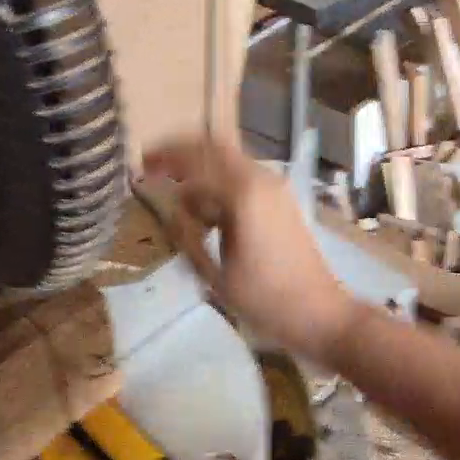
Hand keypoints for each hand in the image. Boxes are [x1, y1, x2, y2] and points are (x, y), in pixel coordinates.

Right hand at [141, 134, 363, 363]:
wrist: (320, 313)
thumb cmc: (266, 300)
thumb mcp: (215, 274)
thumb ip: (187, 235)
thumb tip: (169, 209)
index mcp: (242, 193)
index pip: (194, 157)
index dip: (163, 158)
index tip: (139, 165)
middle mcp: (261, 179)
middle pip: (213, 146)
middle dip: (181, 152)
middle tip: (153, 167)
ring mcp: (275, 187)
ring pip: (229, 159)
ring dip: (201, 168)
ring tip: (176, 196)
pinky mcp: (281, 200)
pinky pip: (242, 176)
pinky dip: (219, 181)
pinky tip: (205, 211)